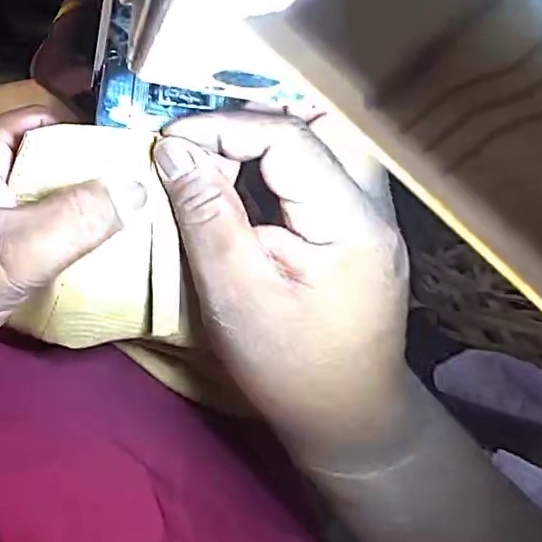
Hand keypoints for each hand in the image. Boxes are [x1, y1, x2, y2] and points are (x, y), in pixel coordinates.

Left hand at [0, 105, 143, 371]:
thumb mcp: (19, 253)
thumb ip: (80, 218)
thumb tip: (136, 187)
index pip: (44, 118)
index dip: (86, 134)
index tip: (126, 162)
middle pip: (39, 151)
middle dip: (81, 172)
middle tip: (126, 197)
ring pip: (28, 185)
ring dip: (62, 201)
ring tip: (107, 221)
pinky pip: (14, 210)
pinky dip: (41, 221)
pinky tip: (66, 245)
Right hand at [153, 112, 414, 471]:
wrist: (351, 422)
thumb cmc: (290, 370)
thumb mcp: (235, 296)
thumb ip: (205, 215)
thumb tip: (173, 150)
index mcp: (351, 223)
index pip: (287, 136)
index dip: (222, 128)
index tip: (169, 143)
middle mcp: (371, 205)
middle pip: (316, 122)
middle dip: (249, 119)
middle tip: (195, 140)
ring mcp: (369, 212)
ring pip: (319, 138)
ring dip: (262, 135)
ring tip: (211, 156)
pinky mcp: (355, 222)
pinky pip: (315, 165)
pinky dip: (272, 159)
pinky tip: (238, 178)